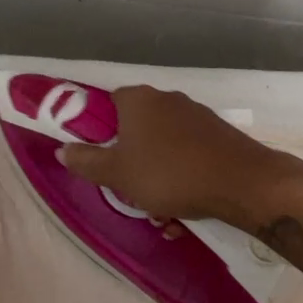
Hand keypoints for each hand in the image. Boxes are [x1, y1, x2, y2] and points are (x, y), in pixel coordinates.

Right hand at [60, 85, 299, 229]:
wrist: (241, 181)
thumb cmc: (169, 173)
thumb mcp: (118, 173)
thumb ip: (87, 161)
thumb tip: (62, 149)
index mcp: (137, 99)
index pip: (108, 104)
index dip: (100, 130)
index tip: (102, 158)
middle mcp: (166, 98)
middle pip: (136, 125)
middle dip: (131, 156)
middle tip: (128, 186)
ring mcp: (195, 114)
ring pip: (163, 143)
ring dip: (157, 169)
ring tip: (158, 204)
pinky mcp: (217, 132)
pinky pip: (188, 152)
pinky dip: (182, 172)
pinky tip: (185, 200)